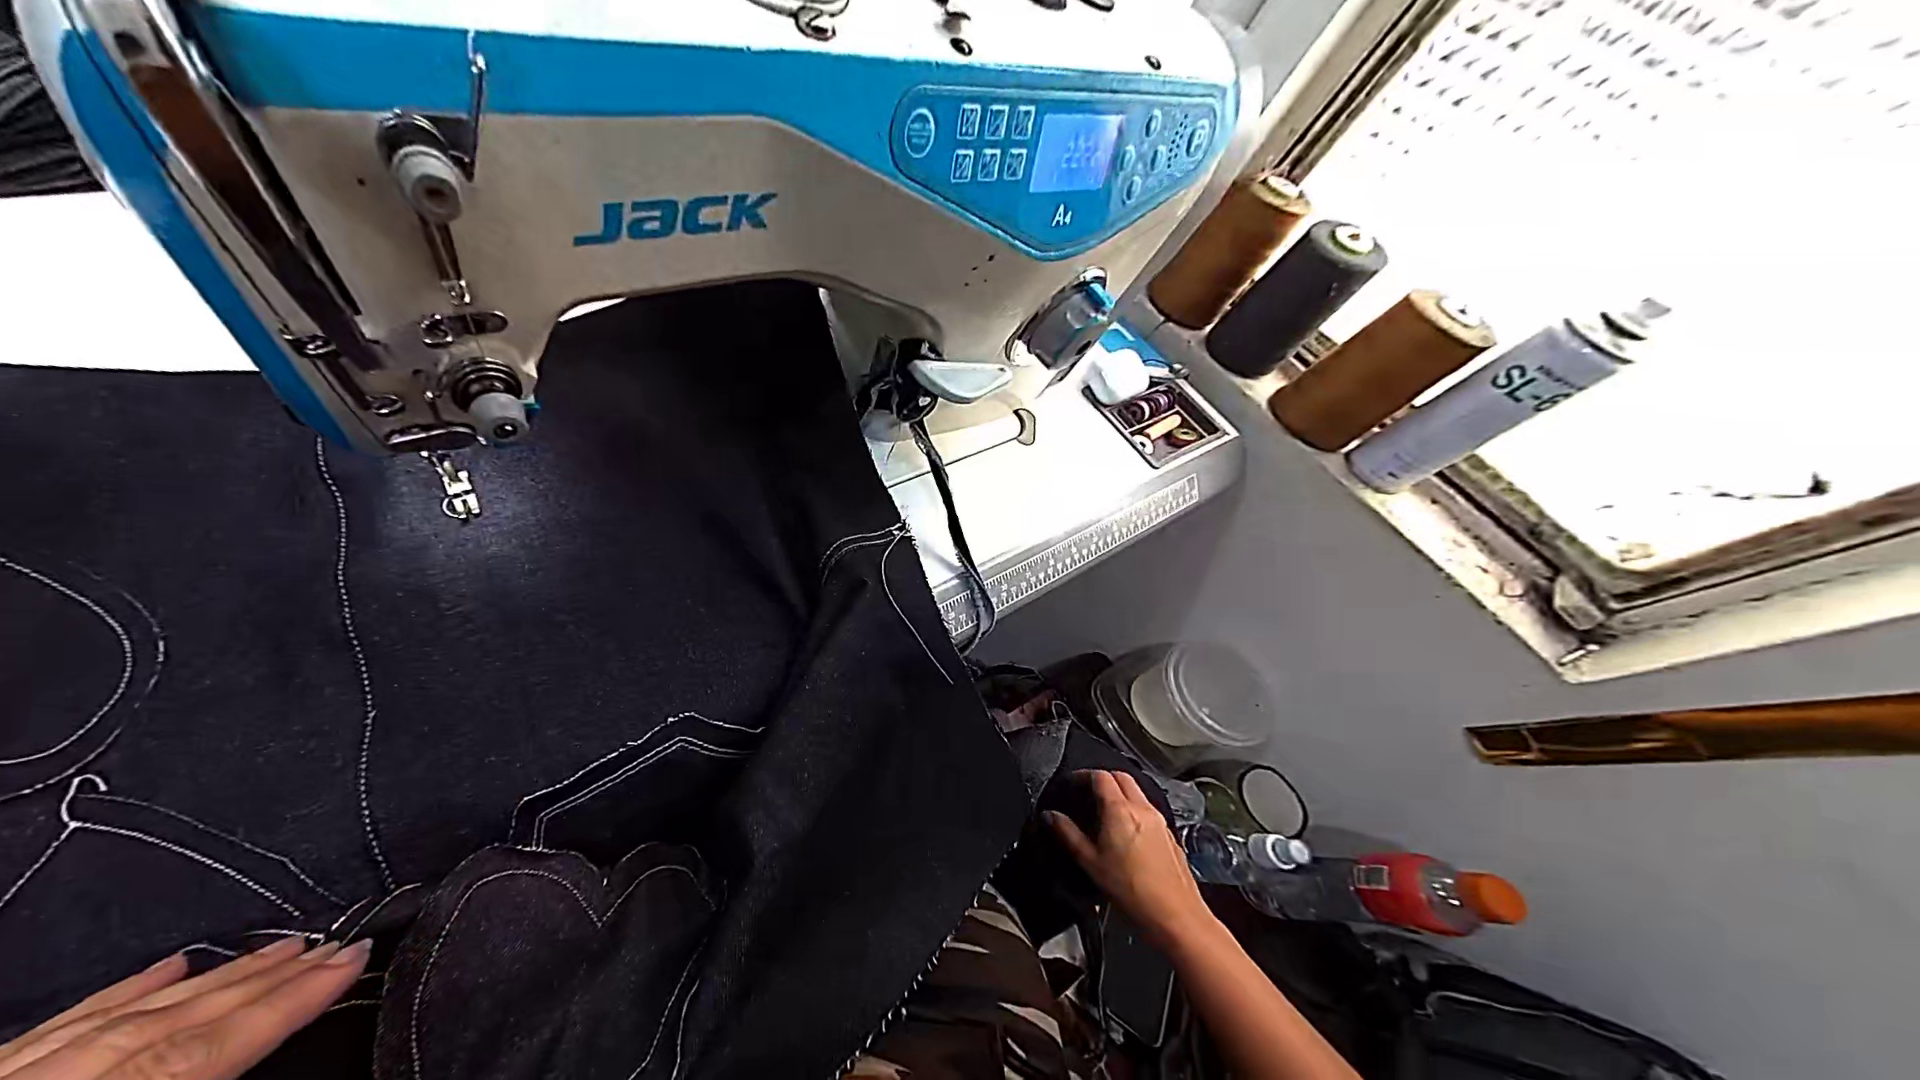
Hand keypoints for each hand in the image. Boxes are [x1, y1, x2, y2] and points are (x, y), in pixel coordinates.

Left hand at [0, 937, 369, 1079]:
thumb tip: (274, 1060)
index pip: (201, 1052)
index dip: (287, 1003)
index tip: (355, 957)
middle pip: (170, 1025)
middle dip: (265, 981)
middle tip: (335, 944)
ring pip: (121, 1019)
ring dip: (216, 978)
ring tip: (282, 946)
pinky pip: (46, 1031)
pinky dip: (118, 993)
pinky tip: (169, 966)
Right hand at [1045, 770, 1211, 947]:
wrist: (1176, 916)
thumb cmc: (1133, 892)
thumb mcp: (1090, 862)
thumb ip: (1067, 834)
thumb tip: (1051, 816)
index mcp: (1120, 810)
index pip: (1100, 776)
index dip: (1082, 775)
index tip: (1072, 783)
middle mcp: (1143, 809)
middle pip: (1121, 777)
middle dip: (1102, 779)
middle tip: (1086, 792)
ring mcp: (1159, 821)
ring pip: (1137, 792)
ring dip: (1120, 793)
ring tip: (1103, 813)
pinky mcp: (1169, 835)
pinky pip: (1148, 811)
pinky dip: (1134, 811)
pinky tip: (1125, 834)